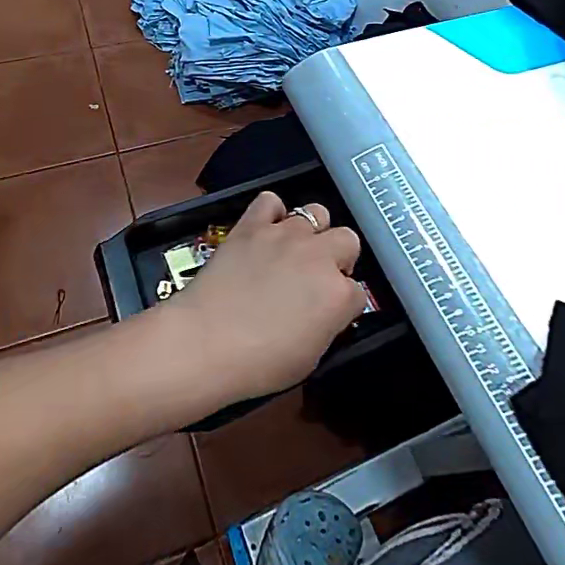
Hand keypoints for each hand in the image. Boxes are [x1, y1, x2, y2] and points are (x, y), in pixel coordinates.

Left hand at [159, 191, 366, 404]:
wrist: (206, 342)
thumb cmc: (258, 363)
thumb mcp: (309, 358)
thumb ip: (326, 326)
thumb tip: (324, 313)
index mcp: (339, 295)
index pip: (358, 291)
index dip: (343, 302)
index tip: (330, 311)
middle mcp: (318, 257)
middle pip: (347, 240)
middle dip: (338, 257)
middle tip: (318, 277)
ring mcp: (285, 235)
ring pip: (316, 212)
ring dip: (311, 232)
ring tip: (294, 250)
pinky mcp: (252, 225)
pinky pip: (270, 201)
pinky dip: (271, 212)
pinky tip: (266, 230)